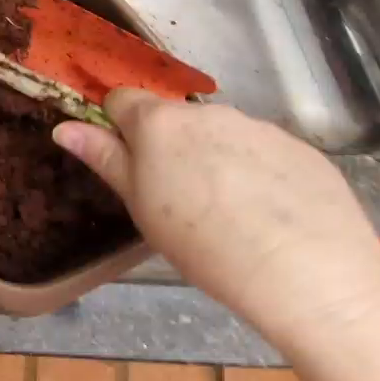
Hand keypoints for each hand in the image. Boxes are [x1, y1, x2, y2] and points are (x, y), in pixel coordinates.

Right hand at [53, 90, 379, 347]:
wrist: (315, 281)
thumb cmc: (205, 243)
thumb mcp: (140, 205)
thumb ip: (104, 158)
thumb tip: (64, 127)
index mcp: (157, 120)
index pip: (121, 99)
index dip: (119, 127)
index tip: (131, 163)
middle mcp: (206, 112)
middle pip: (173, 117)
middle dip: (171, 144)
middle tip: (180, 194)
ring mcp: (260, 128)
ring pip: (221, 133)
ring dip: (215, 155)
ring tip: (232, 208)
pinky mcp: (304, 151)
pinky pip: (266, 152)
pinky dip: (260, 172)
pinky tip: (272, 213)